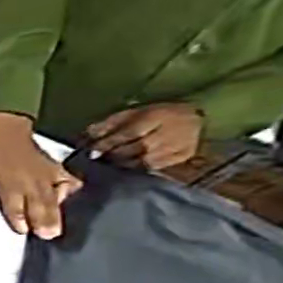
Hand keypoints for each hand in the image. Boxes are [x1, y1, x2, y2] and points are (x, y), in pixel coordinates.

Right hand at [0, 112, 82, 238]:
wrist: (0, 123)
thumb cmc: (21, 144)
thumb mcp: (48, 161)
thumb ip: (58, 180)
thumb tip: (69, 192)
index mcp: (43, 175)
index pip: (51, 199)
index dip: (53, 215)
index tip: (55, 233)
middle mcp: (24, 178)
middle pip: (34, 201)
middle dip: (41, 219)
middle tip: (45, 234)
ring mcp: (1, 175)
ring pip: (12, 196)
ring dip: (17, 213)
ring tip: (20, 228)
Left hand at [84, 103, 203, 170]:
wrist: (195, 117)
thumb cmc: (154, 115)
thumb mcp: (130, 113)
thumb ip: (108, 124)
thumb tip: (87, 135)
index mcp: (157, 116)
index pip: (128, 133)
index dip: (107, 144)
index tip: (91, 152)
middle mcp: (172, 131)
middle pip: (137, 148)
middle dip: (114, 155)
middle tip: (99, 159)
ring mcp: (181, 145)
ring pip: (145, 161)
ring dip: (124, 164)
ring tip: (111, 163)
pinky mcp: (184, 156)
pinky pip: (156, 167)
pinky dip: (138, 168)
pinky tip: (127, 167)